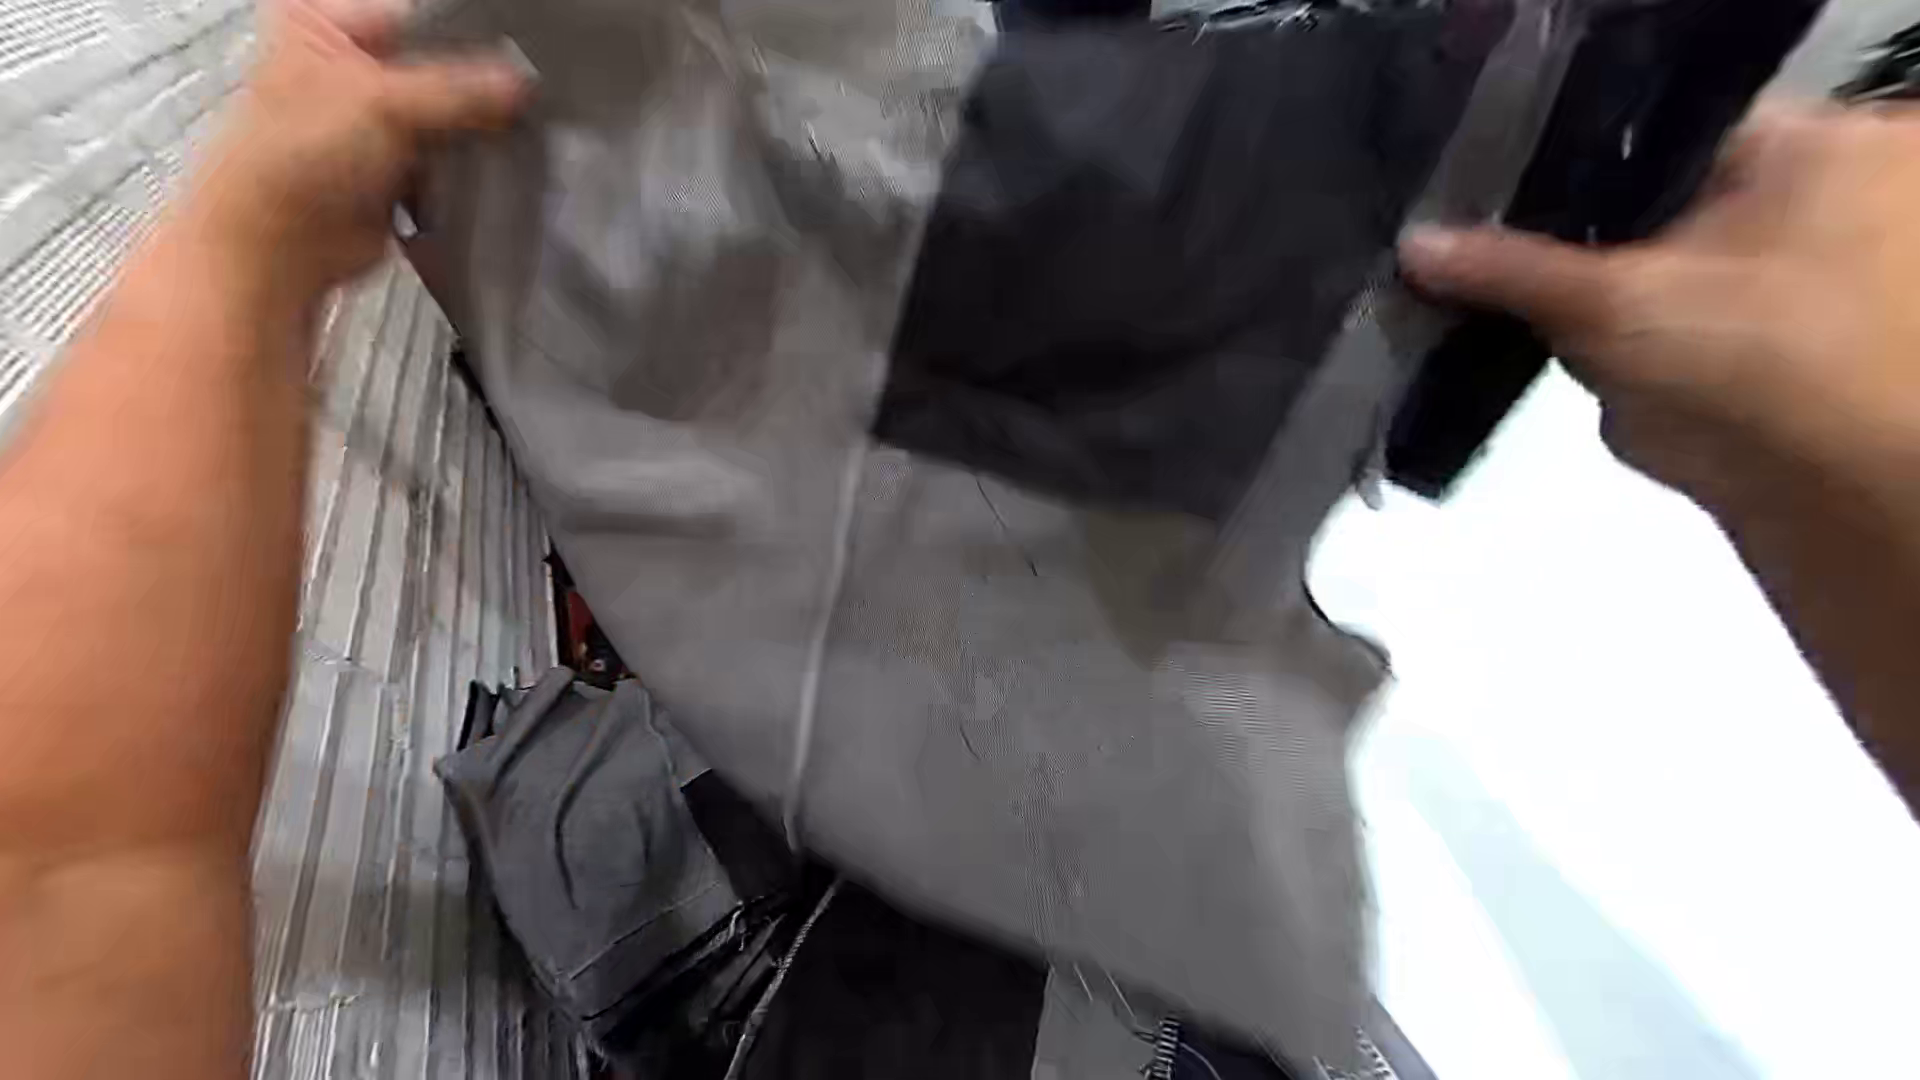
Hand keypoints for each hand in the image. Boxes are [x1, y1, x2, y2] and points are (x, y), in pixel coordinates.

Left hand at [184, 0, 527, 298]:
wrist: (287, 236)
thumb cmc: (306, 153)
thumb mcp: (381, 103)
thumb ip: (457, 91)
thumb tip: (525, 81)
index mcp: (324, 23)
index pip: (418, 22)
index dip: (472, 44)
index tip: (528, 69)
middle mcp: (353, 68)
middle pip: (440, 74)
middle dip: (483, 97)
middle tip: (540, 111)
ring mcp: (380, 123)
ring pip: (452, 121)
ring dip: (484, 137)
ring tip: (534, 142)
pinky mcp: (404, 169)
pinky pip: (454, 160)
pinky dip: (477, 169)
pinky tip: (511, 171)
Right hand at [1399, 104, 1919, 513]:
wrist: (1812, 481)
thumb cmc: (1750, 359)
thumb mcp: (1612, 300)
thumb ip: (1505, 270)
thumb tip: (1410, 244)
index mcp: (1803, 149)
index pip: (1647, 130)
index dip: (1551, 157)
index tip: (1464, 188)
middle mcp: (1779, 195)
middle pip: (1620, 197)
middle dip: (1534, 226)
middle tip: (1447, 234)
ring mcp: (1734, 267)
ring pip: (1606, 256)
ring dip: (1537, 274)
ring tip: (1453, 271)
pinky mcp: (1693, 327)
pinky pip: (1605, 303)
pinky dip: (1556, 312)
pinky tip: (1492, 311)